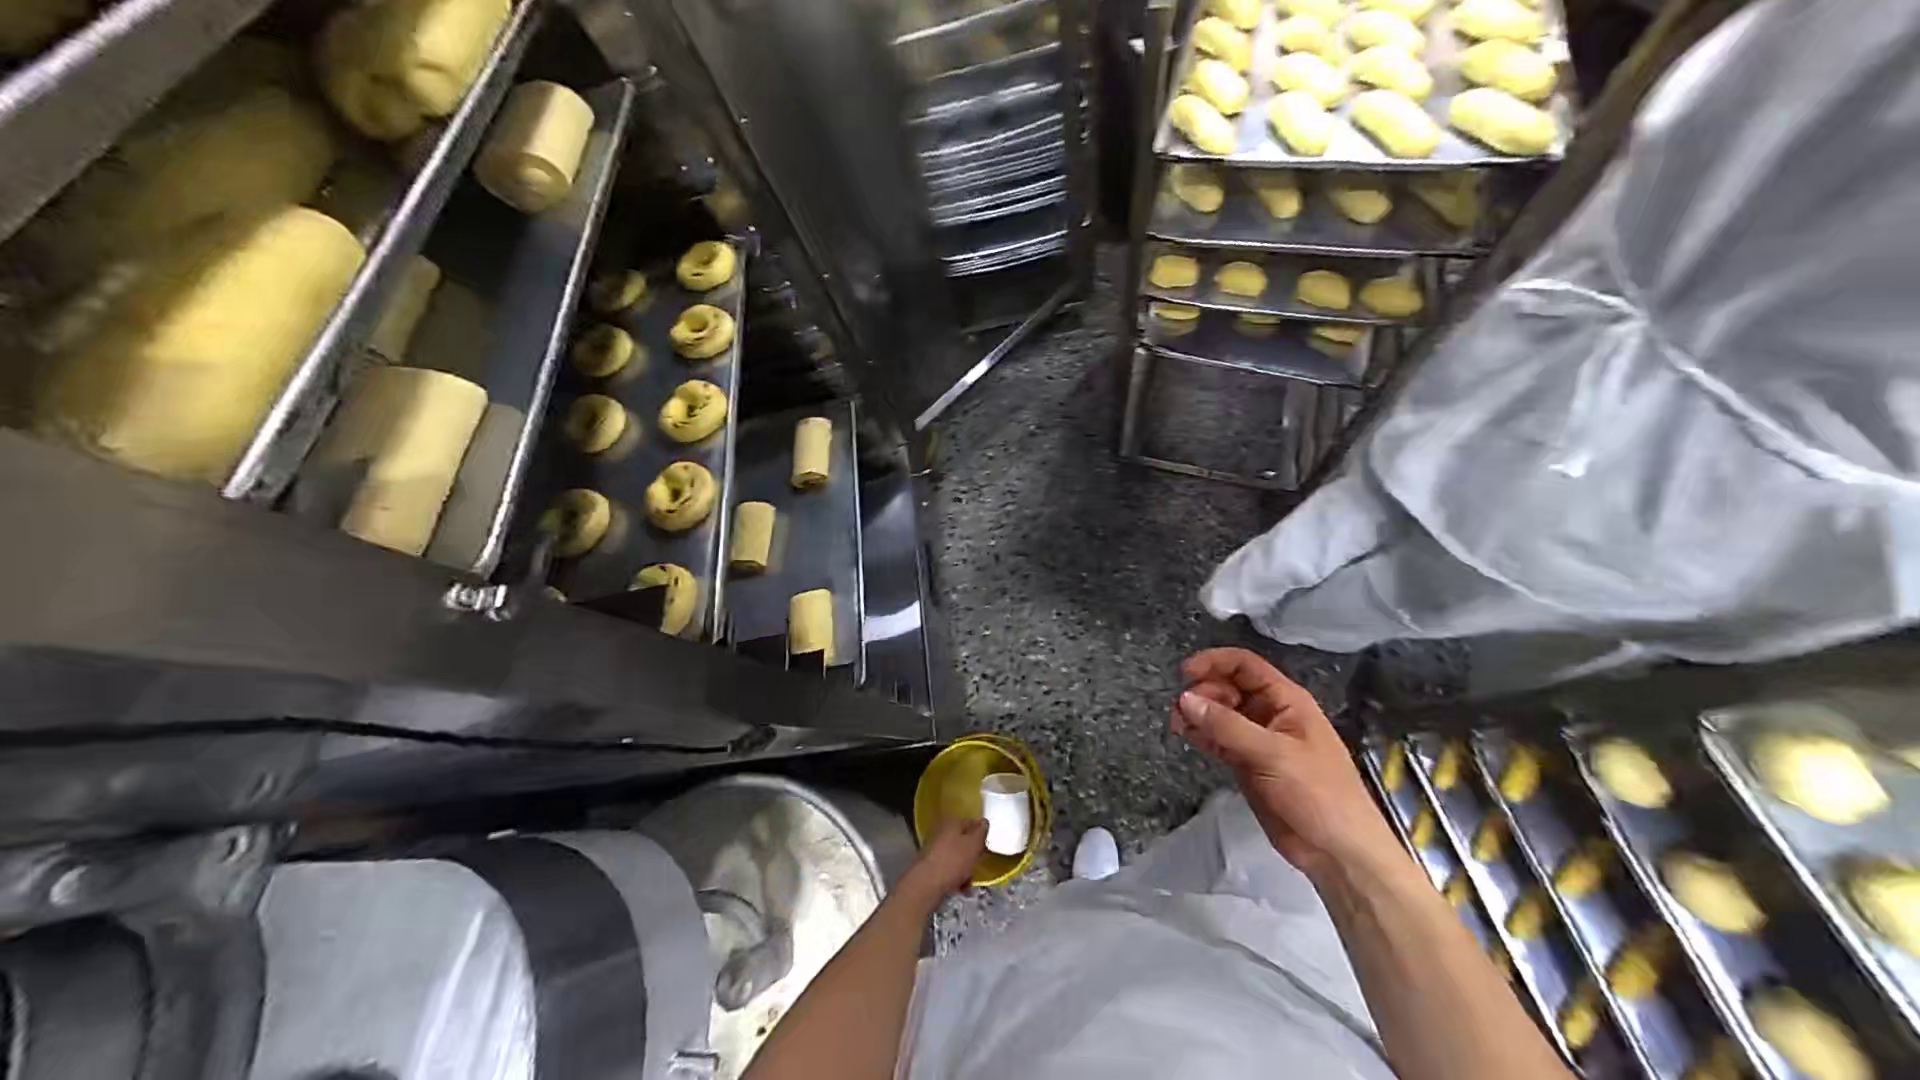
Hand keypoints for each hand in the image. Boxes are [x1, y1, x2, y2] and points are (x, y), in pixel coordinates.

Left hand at [899, 817, 986, 903]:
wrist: (926, 884)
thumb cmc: (953, 861)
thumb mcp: (974, 844)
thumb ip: (981, 832)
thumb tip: (983, 821)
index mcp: (952, 823)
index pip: (971, 823)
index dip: (981, 833)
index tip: (988, 844)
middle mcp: (941, 833)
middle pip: (963, 841)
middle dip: (972, 854)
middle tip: (978, 864)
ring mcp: (934, 850)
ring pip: (956, 857)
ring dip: (965, 868)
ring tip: (969, 880)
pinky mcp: (930, 867)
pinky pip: (948, 869)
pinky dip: (955, 877)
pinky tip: (959, 887)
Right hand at [1173, 648, 1397, 880]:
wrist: (1337, 851)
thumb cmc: (1317, 793)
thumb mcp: (1273, 754)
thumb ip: (1227, 726)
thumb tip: (1186, 699)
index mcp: (1287, 701)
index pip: (1245, 666)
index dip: (1215, 662)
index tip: (1185, 673)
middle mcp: (1270, 714)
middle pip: (1228, 687)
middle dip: (1202, 692)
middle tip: (1181, 709)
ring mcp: (1257, 739)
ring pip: (1219, 713)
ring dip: (1197, 713)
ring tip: (1176, 723)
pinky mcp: (1246, 763)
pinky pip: (1217, 739)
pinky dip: (1200, 734)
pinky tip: (1184, 734)